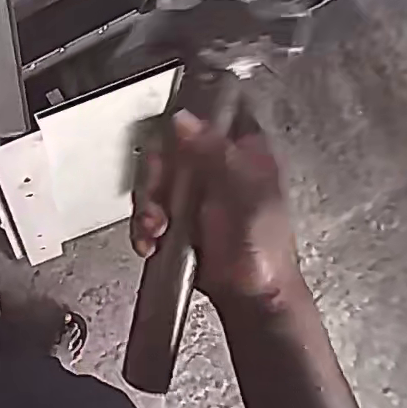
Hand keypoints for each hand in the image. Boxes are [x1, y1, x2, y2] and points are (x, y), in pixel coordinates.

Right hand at [130, 109, 304, 304]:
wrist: (251, 297)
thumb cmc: (263, 247)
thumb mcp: (246, 192)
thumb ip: (214, 152)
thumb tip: (181, 119)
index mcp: (243, 149)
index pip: (214, 110)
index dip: (190, 113)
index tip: (171, 136)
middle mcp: (214, 164)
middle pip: (168, 146)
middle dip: (156, 176)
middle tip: (159, 199)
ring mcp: (193, 191)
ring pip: (153, 177)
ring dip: (147, 204)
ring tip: (156, 228)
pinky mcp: (175, 216)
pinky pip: (147, 207)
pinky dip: (143, 224)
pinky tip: (152, 240)